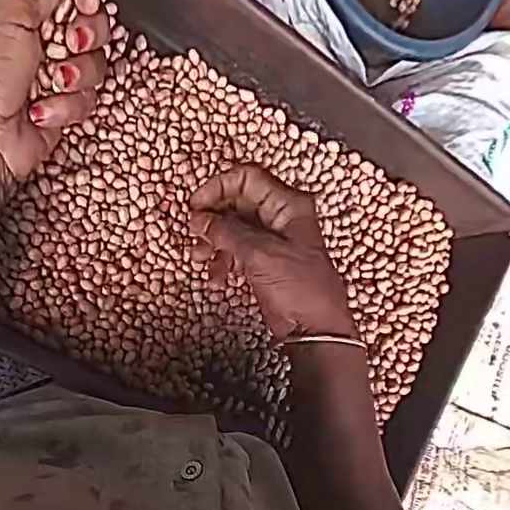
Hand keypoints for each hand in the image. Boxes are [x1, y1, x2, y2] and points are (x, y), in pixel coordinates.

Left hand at [0, 0, 110, 194]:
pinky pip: (89, 100)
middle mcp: (40, 36)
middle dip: (86, 35)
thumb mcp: (12, 8)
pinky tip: (42, 109)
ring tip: (51, 82)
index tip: (83, 2)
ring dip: (76, 75)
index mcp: (24, 2)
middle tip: (65, 45)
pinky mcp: (63, 106)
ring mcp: (53, 73)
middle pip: (93, 23)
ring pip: (96, 64)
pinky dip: (67, 106)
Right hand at [186, 165, 357, 343]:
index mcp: (289, 205)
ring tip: (199, 258)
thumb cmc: (302, 291)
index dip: (218, 188)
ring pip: (234, 228)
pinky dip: (223, 260)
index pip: (247, 179)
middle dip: (212, 217)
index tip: (196, 205)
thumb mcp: (260, 255)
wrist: (315, 330)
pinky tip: (216, 276)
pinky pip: (238, 251)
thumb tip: (200, 219)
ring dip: (213, 241)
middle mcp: (281, 218)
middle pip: (237, 203)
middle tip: (194, 232)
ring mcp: (273, 241)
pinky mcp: (266, 262)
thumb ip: (227, 232)